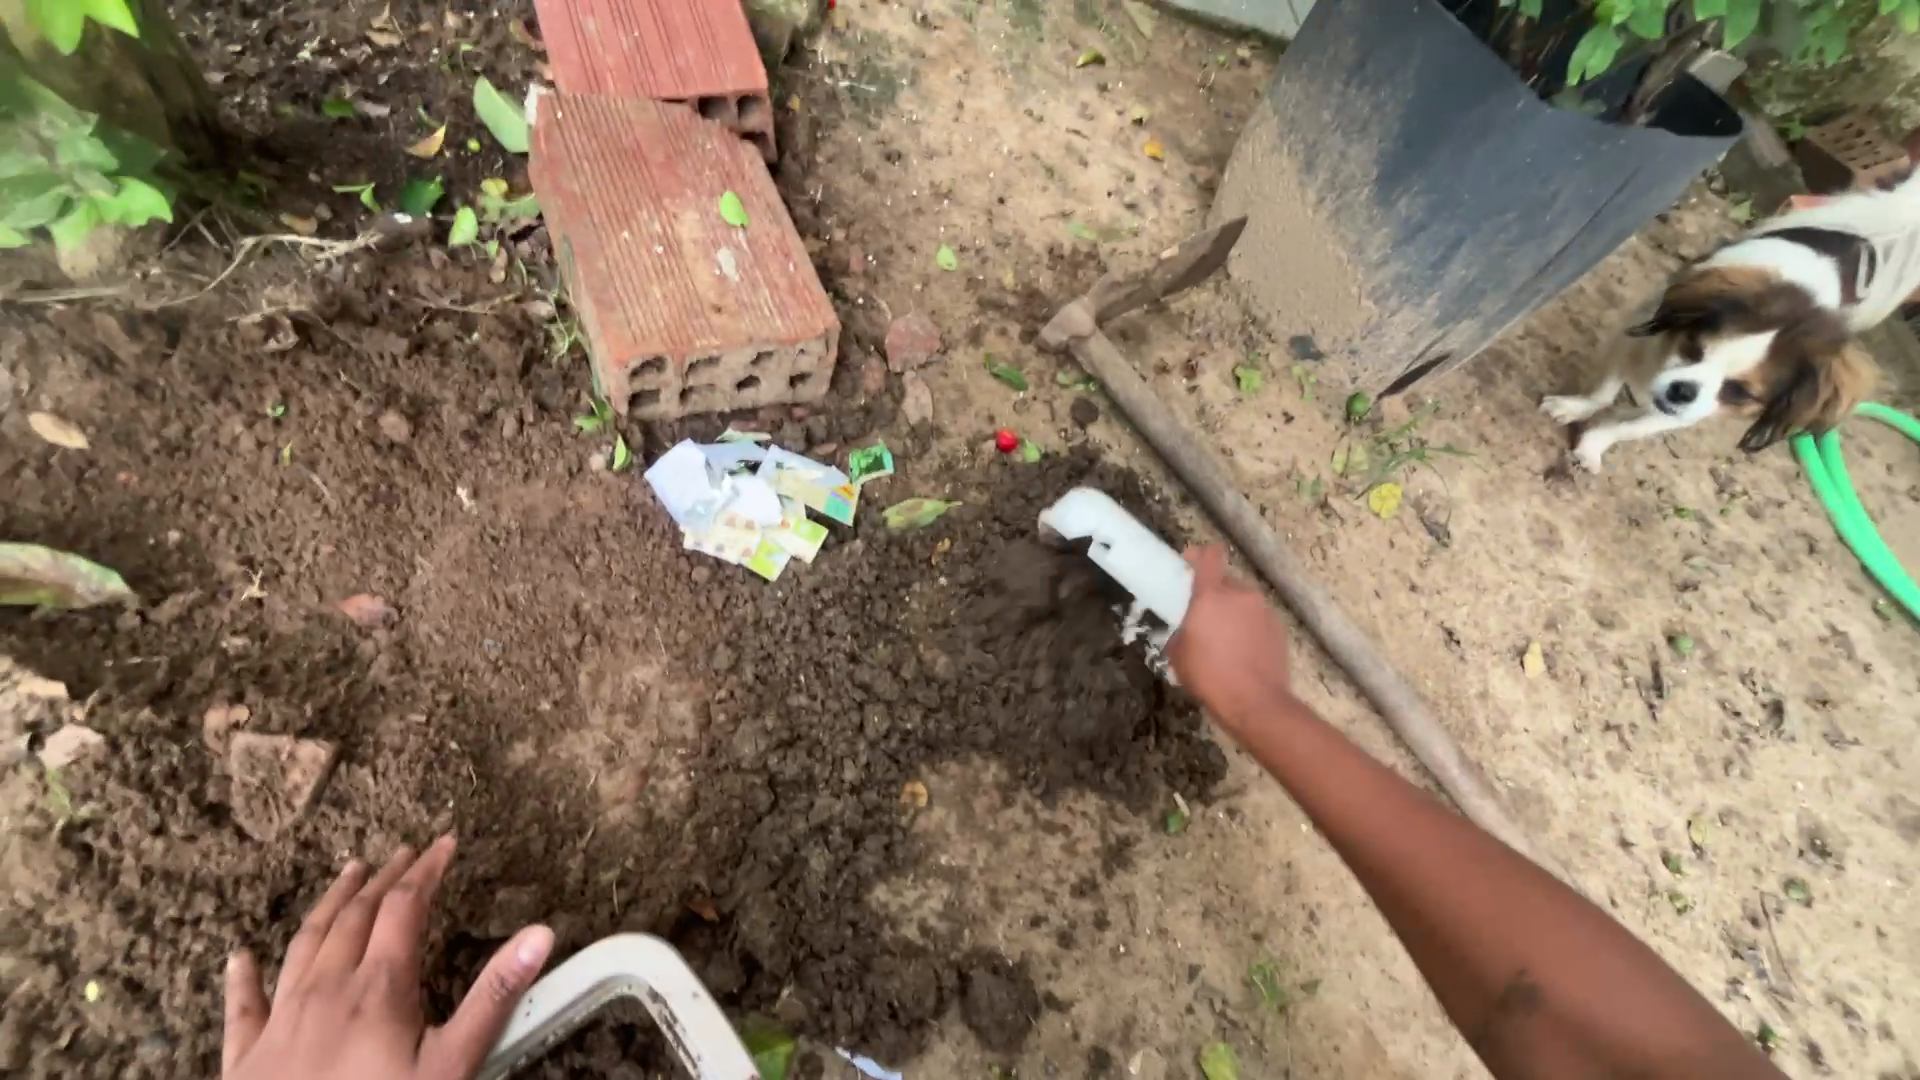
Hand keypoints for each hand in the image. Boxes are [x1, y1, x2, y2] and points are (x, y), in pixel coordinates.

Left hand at [223, 836, 554, 1079]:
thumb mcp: (453, 1063)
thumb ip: (495, 995)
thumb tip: (541, 933)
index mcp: (379, 986)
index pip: (405, 906)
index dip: (428, 869)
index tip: (446, 842)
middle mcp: (326, 991)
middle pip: (356, 916)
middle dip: (385, 878)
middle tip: (406, 852)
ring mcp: (279, 1025)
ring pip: (305, 945)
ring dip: (330, 904)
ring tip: (349, 873)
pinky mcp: (242, 1063)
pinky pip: (241, 1010)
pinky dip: (241, 978)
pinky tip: (237, 959)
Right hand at [1169, 545, 1293, 729]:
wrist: (1255, 702)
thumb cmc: (1208, 675)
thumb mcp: (1178, 653)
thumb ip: (1181, 630)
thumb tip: (1188, 630)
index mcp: (1211, 595)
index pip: (1209, 556)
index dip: (1199, 554)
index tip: (1190, 562)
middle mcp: (1241, 595)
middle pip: (1225, 582)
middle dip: (1214, 596)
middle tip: (1204, 621)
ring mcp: (1264, 611)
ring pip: (1243, 603)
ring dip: (1233, 614)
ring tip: (1225, 643)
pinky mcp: (1279, 629)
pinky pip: (1257, 620)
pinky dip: (1249, 630)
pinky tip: (1242, 654)